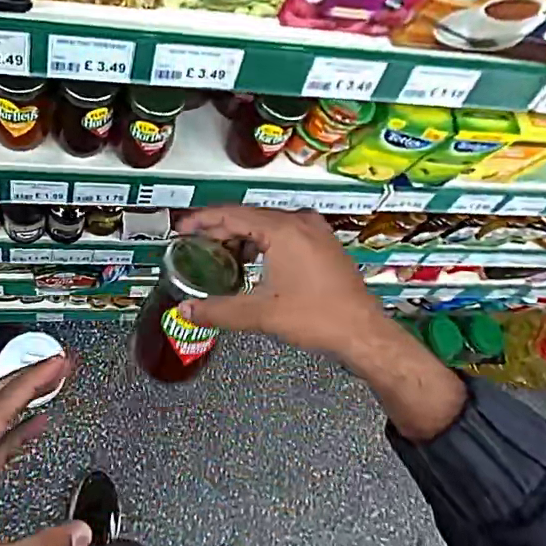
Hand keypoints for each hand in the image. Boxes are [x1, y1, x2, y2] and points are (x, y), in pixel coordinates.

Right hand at [176, 206, 467, 440]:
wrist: (362, 331)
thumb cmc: (318, 317)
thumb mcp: (260, 314)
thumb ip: (218, 310)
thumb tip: (186, 310)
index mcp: (283, 229)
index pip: (232, 214)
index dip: (203, 221)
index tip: (182, 229)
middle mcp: (301, 222)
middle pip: (249, 216)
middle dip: (220, 230)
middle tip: (196, 245)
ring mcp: (315, 231)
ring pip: (268, 223)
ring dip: (242, 236)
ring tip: (220, 256)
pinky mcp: (323, 244)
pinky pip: (285, 232)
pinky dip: (263, 242)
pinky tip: (252, 262)